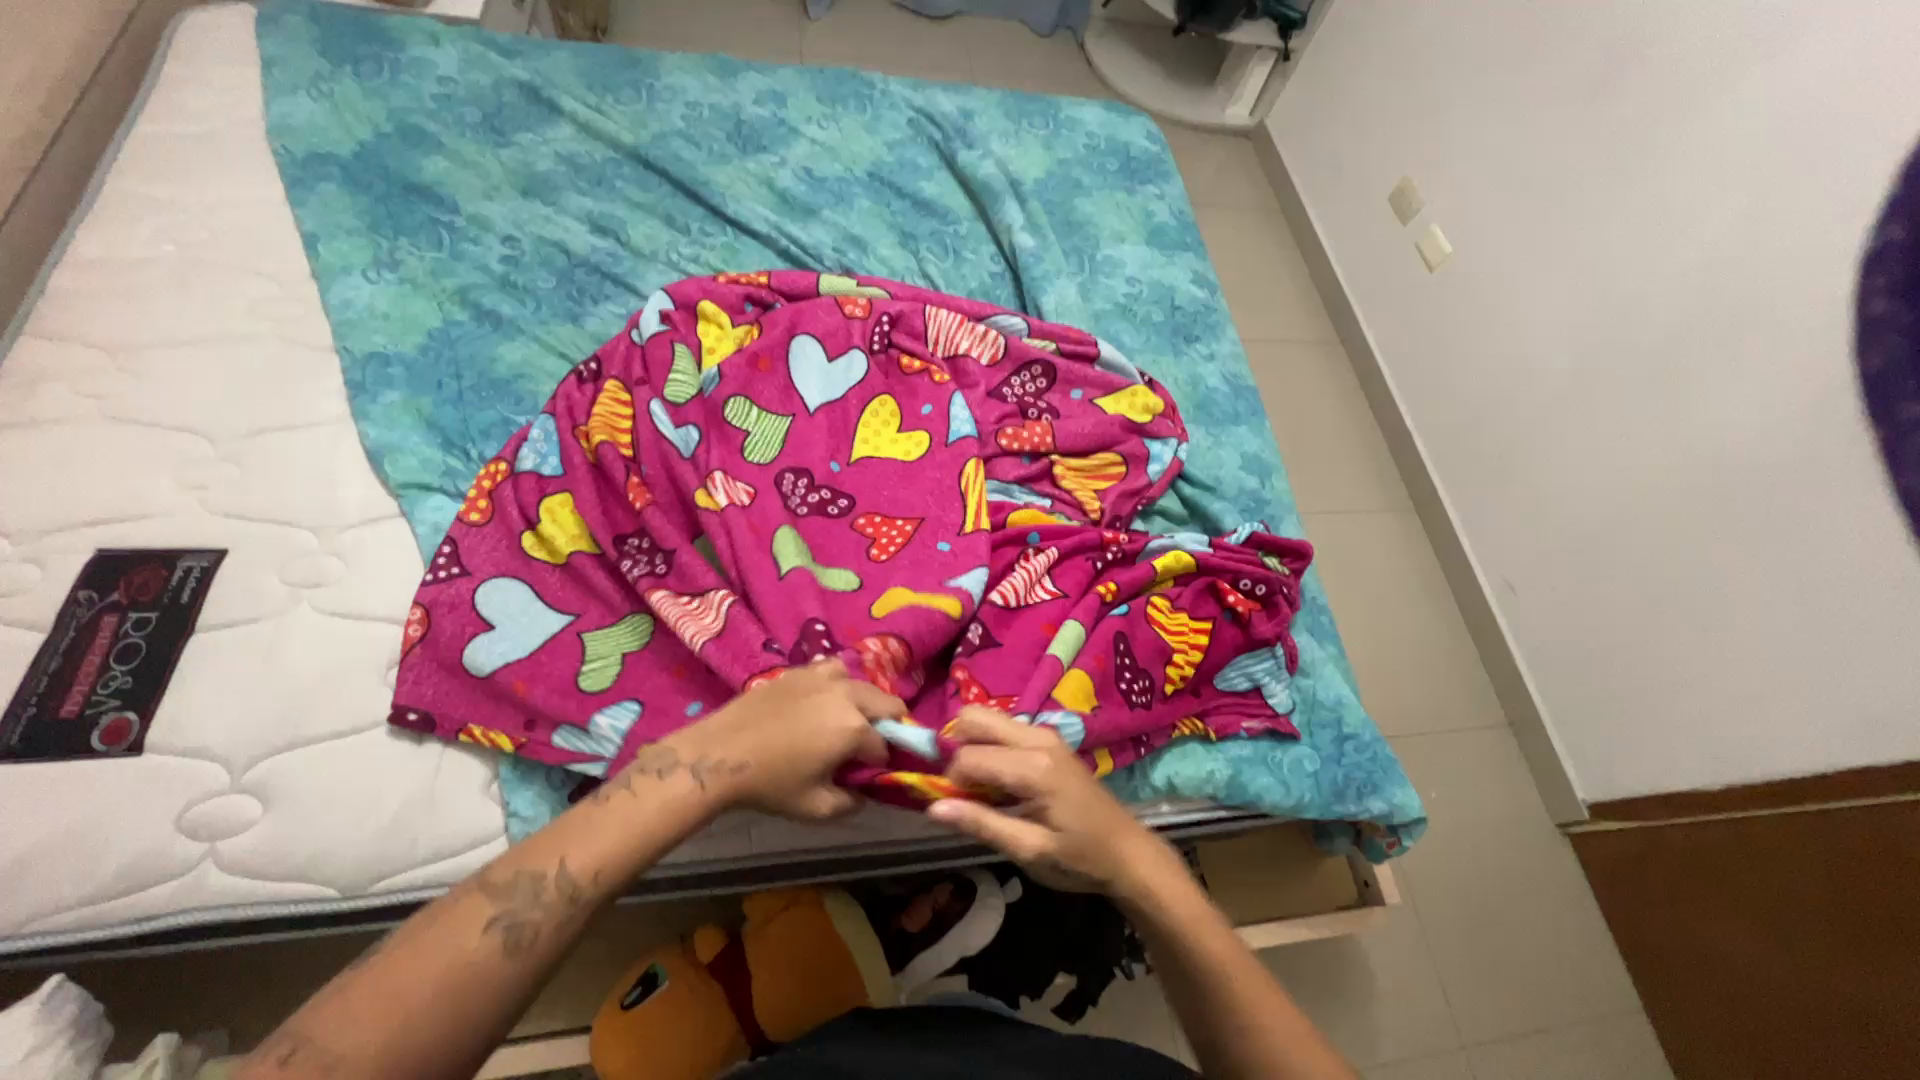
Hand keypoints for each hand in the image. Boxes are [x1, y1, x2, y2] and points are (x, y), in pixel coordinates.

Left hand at [663, 659, 897, 819]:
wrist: (718, 756)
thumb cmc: (770, 784)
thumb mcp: (817, 808)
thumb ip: (852, 802)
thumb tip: (863, 792)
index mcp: (854, 728)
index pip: (885, 746)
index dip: (879, 763)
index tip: (865, 774)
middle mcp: (845, 695)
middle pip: (887, 703)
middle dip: (886, 725)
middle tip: (864, 746)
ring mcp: (821, 677)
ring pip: (861, 682)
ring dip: (864, 701)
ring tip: (845, 720)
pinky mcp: (799, 671)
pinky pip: (832, 670)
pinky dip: (838, 684)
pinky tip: (822, 702)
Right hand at [924, 708, 1184, 897]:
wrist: (1129, 853)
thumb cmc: (1081, 859)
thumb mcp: (1029, 850)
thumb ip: (981, 824)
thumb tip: (932, 808)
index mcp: (1034, 768)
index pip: (968, 756)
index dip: (951, 781)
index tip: (955, 808)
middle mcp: (1037, 739)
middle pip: (974, 717)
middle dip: (955, 747)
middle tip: (961, 787)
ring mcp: (1045, 736)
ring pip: (988, 719)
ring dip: (972, 746)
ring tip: (979, 789)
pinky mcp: (1049, 741)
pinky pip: (1004, 730)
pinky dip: (989, 748)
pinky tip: (999, 784)